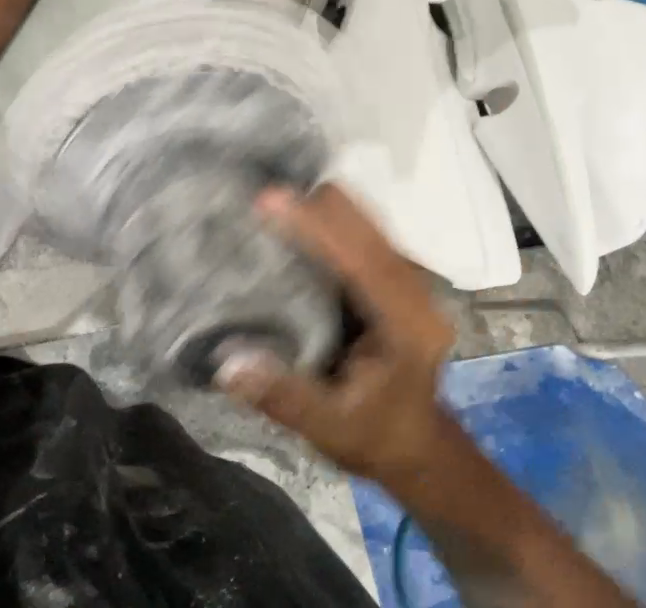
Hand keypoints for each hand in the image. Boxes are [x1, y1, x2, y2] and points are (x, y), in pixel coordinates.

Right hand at [216, 184, 456, 481]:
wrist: (417, 448)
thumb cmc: (375, 438)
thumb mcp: (329, 429)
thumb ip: (284, 396)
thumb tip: (229, 365)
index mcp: (406, 325)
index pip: (361, 260)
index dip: (316, 226)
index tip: (269, 200)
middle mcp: (415, 293)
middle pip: (367, 226)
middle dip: (316, 206)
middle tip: (257, 196)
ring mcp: (408, 282)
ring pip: (365, 222)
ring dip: (320, 207)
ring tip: (268, 199)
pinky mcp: (393, 278)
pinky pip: (361, 232)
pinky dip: (327, 219)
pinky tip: (291, 216)